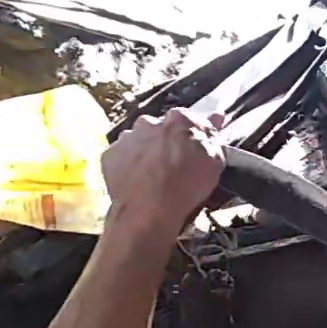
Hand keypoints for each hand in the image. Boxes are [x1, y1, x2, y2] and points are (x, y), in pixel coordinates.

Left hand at [102, 110, 224, 237]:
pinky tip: (138, 180)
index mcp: (179, 120)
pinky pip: (122, 156)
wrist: (149, 209)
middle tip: (174, 164)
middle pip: (161, 128)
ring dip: (147, 152)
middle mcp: (150, 122)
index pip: (189, 120)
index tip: (195, 148)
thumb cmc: (186, 185)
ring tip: (155, 175)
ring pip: (139, 140)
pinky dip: (130, 165)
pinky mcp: (110, 154)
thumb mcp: (214, 162)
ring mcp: (127, 138)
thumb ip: (213, 136)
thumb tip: (216, 118)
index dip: (192, 135)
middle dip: (167, 141)